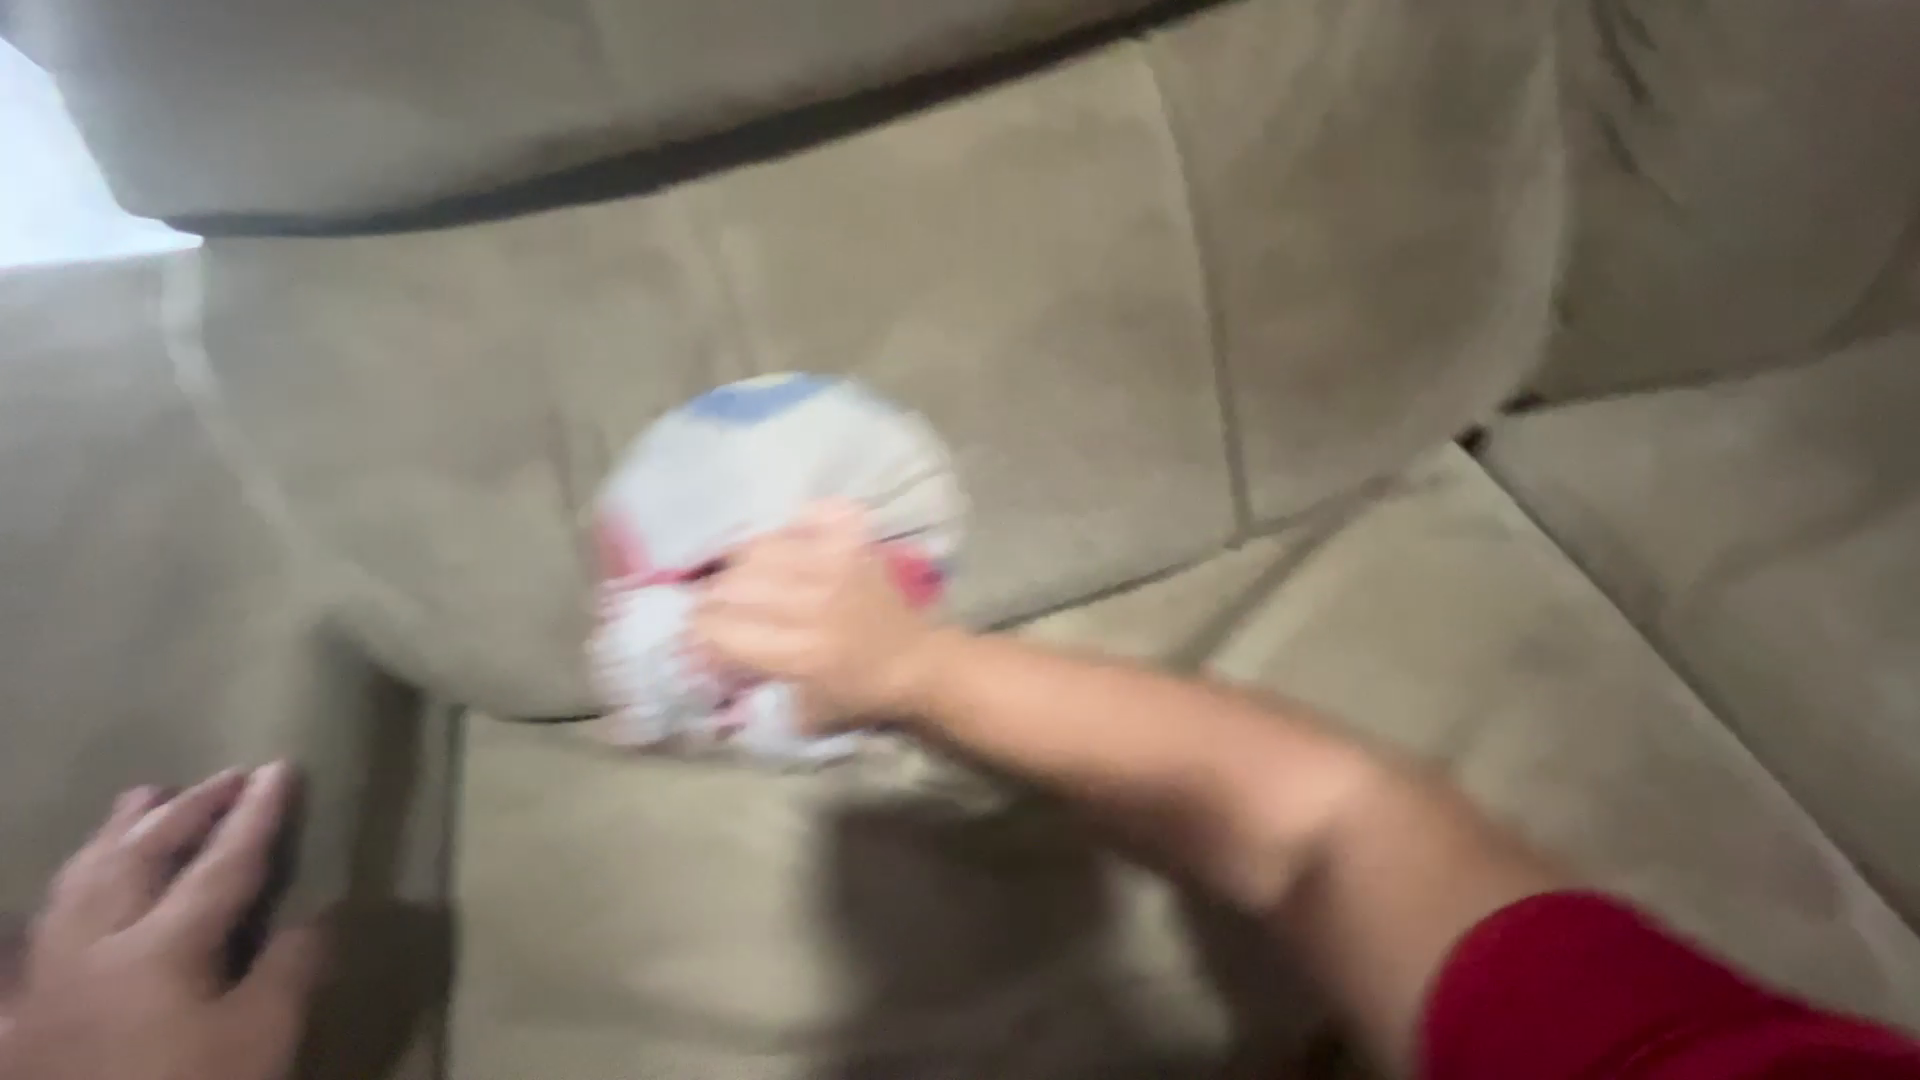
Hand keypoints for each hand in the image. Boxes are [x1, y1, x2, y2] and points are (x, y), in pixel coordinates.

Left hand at [0, 764, 323, 1079]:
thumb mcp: (266, 1032)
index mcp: (159, 950)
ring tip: (138, 800)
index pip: (222, 863)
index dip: (255, 814)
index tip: (279, 767)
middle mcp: (89, 956)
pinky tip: (34, 909)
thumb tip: (315, 916)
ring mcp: (36, 992)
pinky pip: (9, 961)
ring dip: (110, 839)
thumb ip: (293, 965)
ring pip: (69, 894)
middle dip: (183, 813)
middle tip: (220, 776)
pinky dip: (25, 922)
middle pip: (135, 864)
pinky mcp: (11, 1030)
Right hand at [693, 500, 951, 730]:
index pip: (721, 630)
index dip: (698, 635)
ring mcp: (836, 565)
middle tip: (718, 610)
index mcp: (801, 653)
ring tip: (748, 579)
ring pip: (760, 548)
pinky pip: (810, 515)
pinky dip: (793, 526)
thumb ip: (748, 690)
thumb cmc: (857, 694)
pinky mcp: (855, 543)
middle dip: (712, 601)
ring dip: (743, 565)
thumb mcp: (800, 713)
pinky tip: (789, 546)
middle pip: (733, 586)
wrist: (917, 662)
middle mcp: (814, 603)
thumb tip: (701, 661)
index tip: (697, 640)